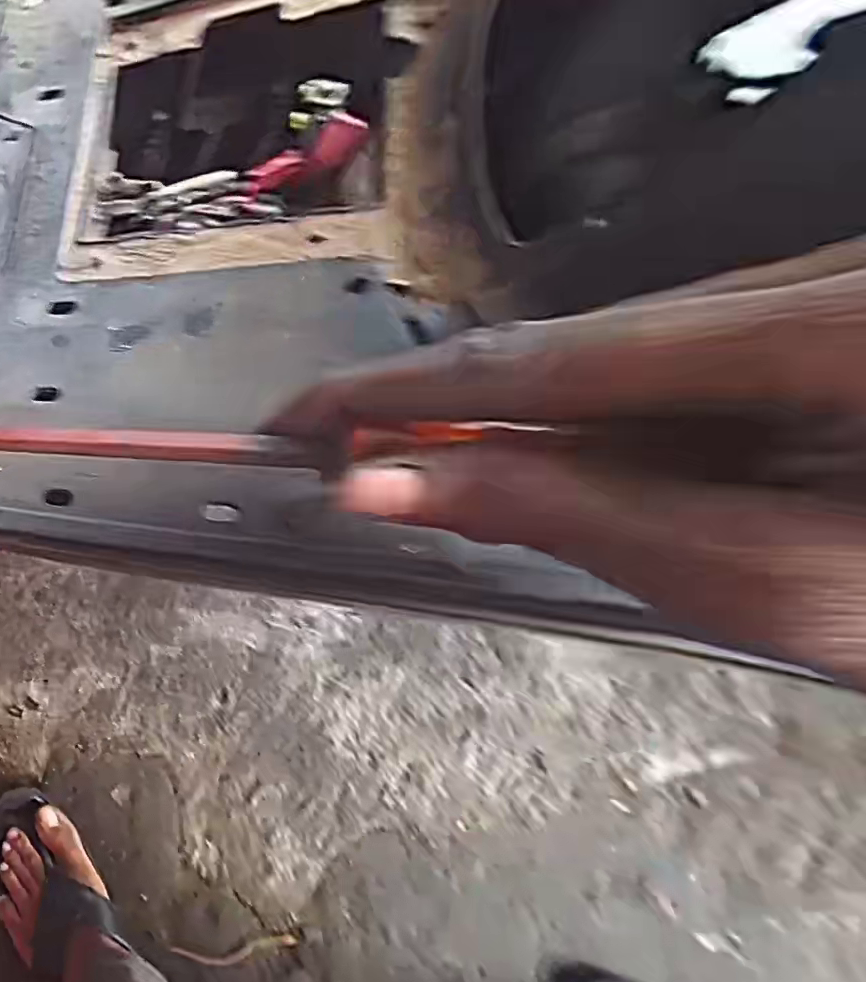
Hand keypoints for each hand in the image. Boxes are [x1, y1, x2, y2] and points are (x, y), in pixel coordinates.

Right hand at [267, 268, 865, 682]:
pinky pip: (652, 361)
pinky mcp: (821, 314)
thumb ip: (554, 514)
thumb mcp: (756, 580)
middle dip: (437, 412)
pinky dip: (581, 418)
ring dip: (512, 424)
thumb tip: (376, 484)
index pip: (522, 363)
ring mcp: (825, 289)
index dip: (383, 392)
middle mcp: (820, 282)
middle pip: (560, 350)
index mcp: (824, 336)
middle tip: (349, 462)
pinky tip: (574, 464)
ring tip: (465, 484)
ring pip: (602, 353)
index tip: (289, 418)